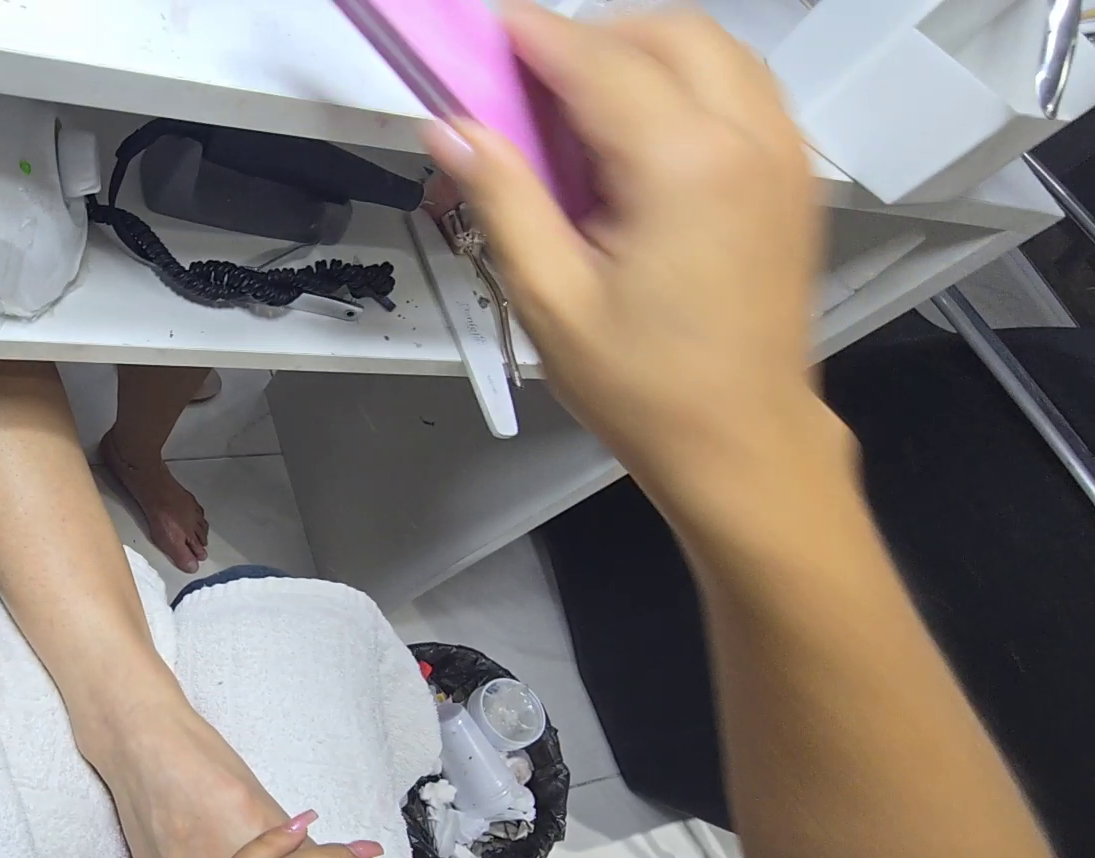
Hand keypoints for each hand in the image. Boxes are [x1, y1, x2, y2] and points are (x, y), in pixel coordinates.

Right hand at [423, 3, 842, 517]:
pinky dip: (674, 86)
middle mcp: (749, 138)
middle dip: (585, 40)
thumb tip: (452, 133)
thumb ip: (503, 200)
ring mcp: (781, 153)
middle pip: (664, 32)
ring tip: (565, 117)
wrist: (736, 435)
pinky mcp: (786, 176)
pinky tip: (626, 144)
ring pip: (708, 50)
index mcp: (684, 168)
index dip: (532, 38)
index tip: (486, 28)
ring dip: (632, 57)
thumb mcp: (549, 296)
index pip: (598, 63)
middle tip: (518, 87)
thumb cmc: (641, 384)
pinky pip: (733, 90)